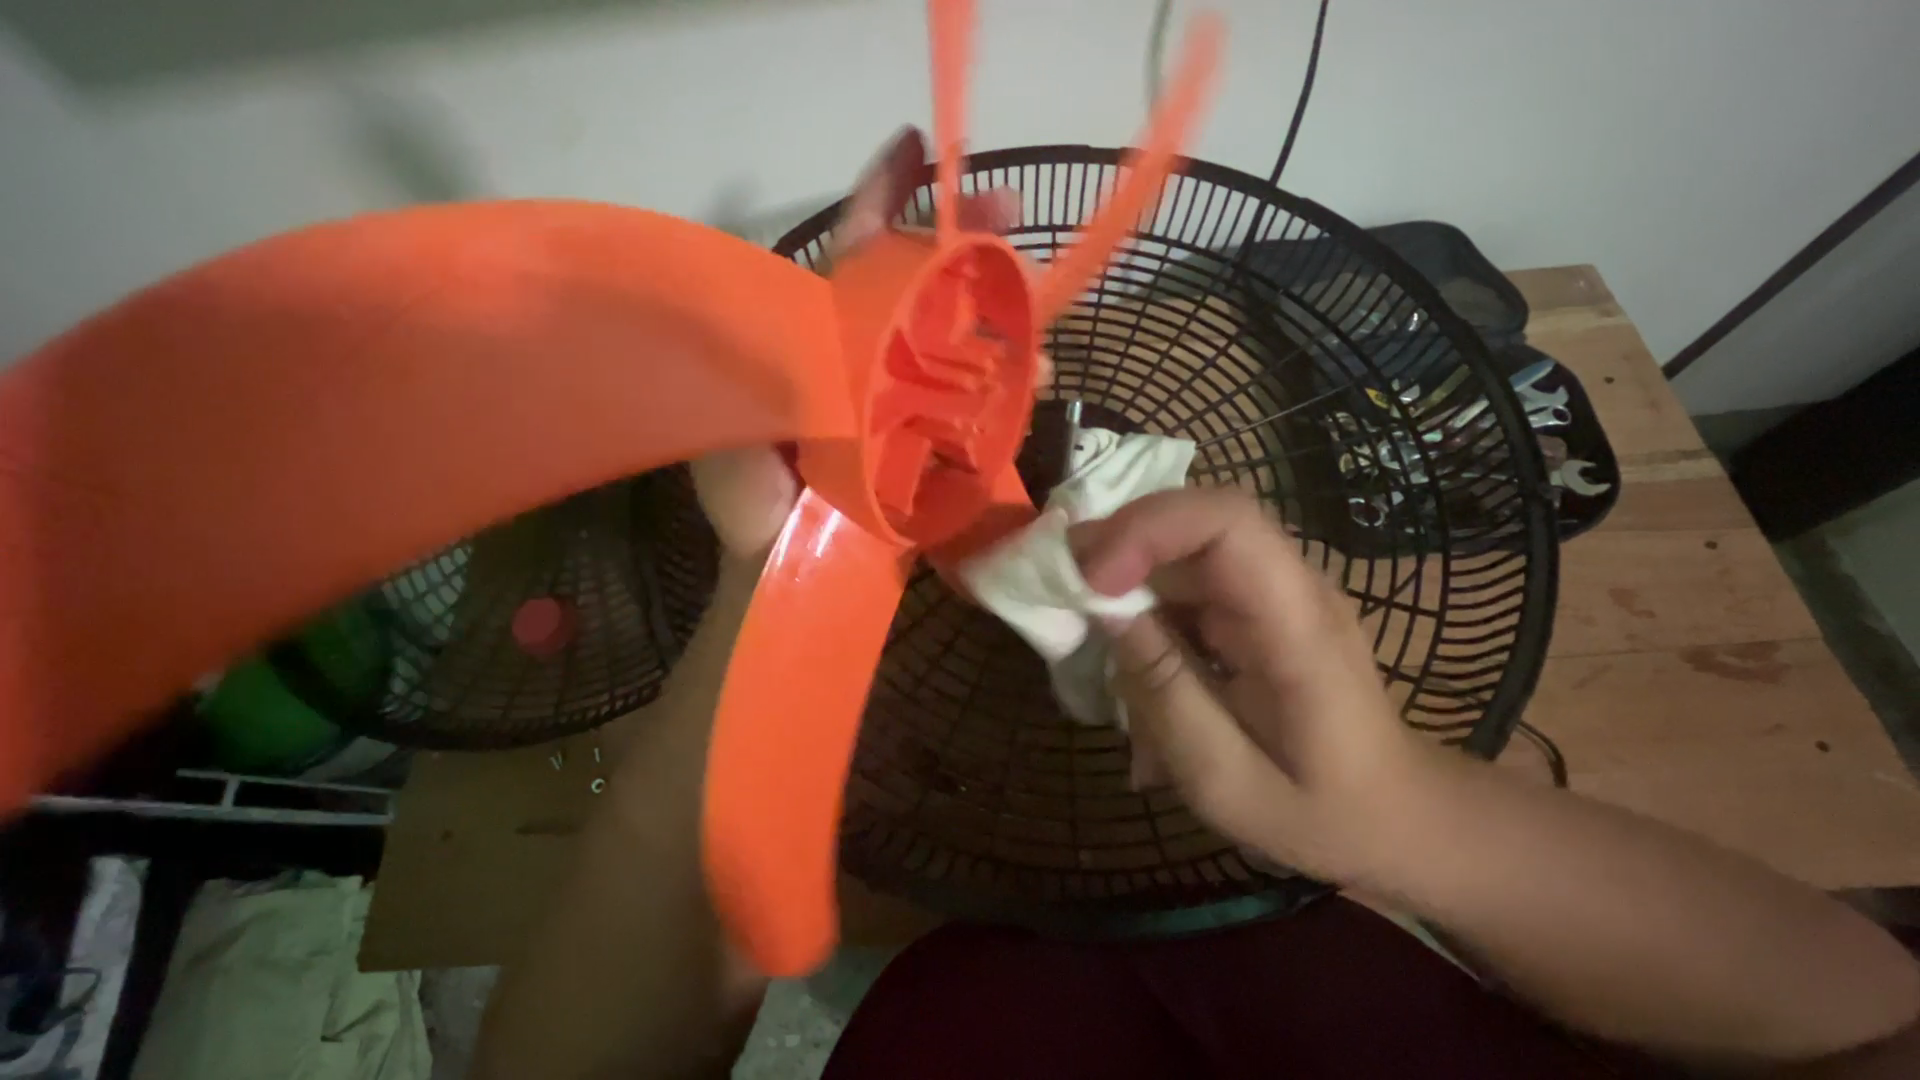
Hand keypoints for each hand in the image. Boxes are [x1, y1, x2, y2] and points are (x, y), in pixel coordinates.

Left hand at [692, 125, 1027, 563]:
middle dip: (965, 238)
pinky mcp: (941, 441)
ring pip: (965, 332)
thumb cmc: (753, 504)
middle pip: (923, 279)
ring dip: (1006, 310)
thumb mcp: (739, 424)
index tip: (915, 147)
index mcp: (820, 339)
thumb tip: (802, 302)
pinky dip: (1016, 380)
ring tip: (1040, 309)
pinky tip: (1043, 375)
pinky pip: (985, 398)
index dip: (882, 197)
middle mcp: (870, 355)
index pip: (853, 254)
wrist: (787, 573)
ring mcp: (911, 397)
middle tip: (1011, 210)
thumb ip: (766, 365)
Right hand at [1071, 488, 1434, 882]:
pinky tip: (1130, 658)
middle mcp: (1292, 588)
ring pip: (1185, 549)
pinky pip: (1189, 583)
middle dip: (1119, 544)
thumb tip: (1107, 613)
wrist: (1397, 817)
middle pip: (1197, 522)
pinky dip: (1146, 608)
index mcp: (1300, 626)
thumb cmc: (1321, 815)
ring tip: (1084, 629)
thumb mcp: (1228, 781)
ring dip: (1126, 578)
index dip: (1148, 530)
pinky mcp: (1259, 609)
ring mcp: (1277, 594)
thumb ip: (1165, 696)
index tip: (1091, 582)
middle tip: (1059, 588)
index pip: (1228, 523)